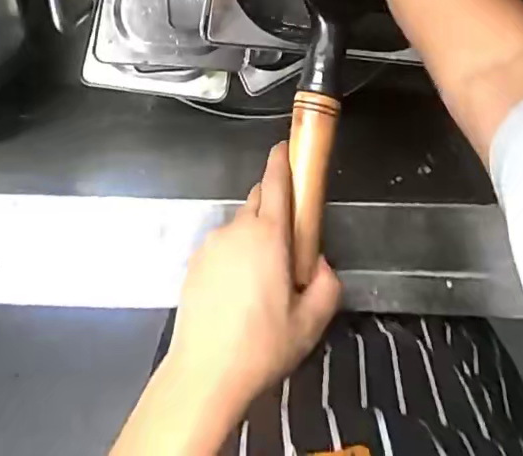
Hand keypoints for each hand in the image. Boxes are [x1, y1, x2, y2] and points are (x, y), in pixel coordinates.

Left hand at [164, 142, 341, 410]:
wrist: (204, 375)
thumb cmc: (261, 346)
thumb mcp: (311, 323)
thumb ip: (327, 285)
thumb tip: (321, 266)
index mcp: (268, 234)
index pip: (276, 182)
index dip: (282, 160)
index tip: (285, 147)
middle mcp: (238, 229)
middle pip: (258, 200)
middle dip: (274, 207)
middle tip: (288, 245)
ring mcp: (212, 244)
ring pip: (240, 227)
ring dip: (253, 239)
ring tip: (261, 284)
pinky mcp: (195, 263)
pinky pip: (222, 248)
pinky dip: (233, 258)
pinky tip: (237, 296)